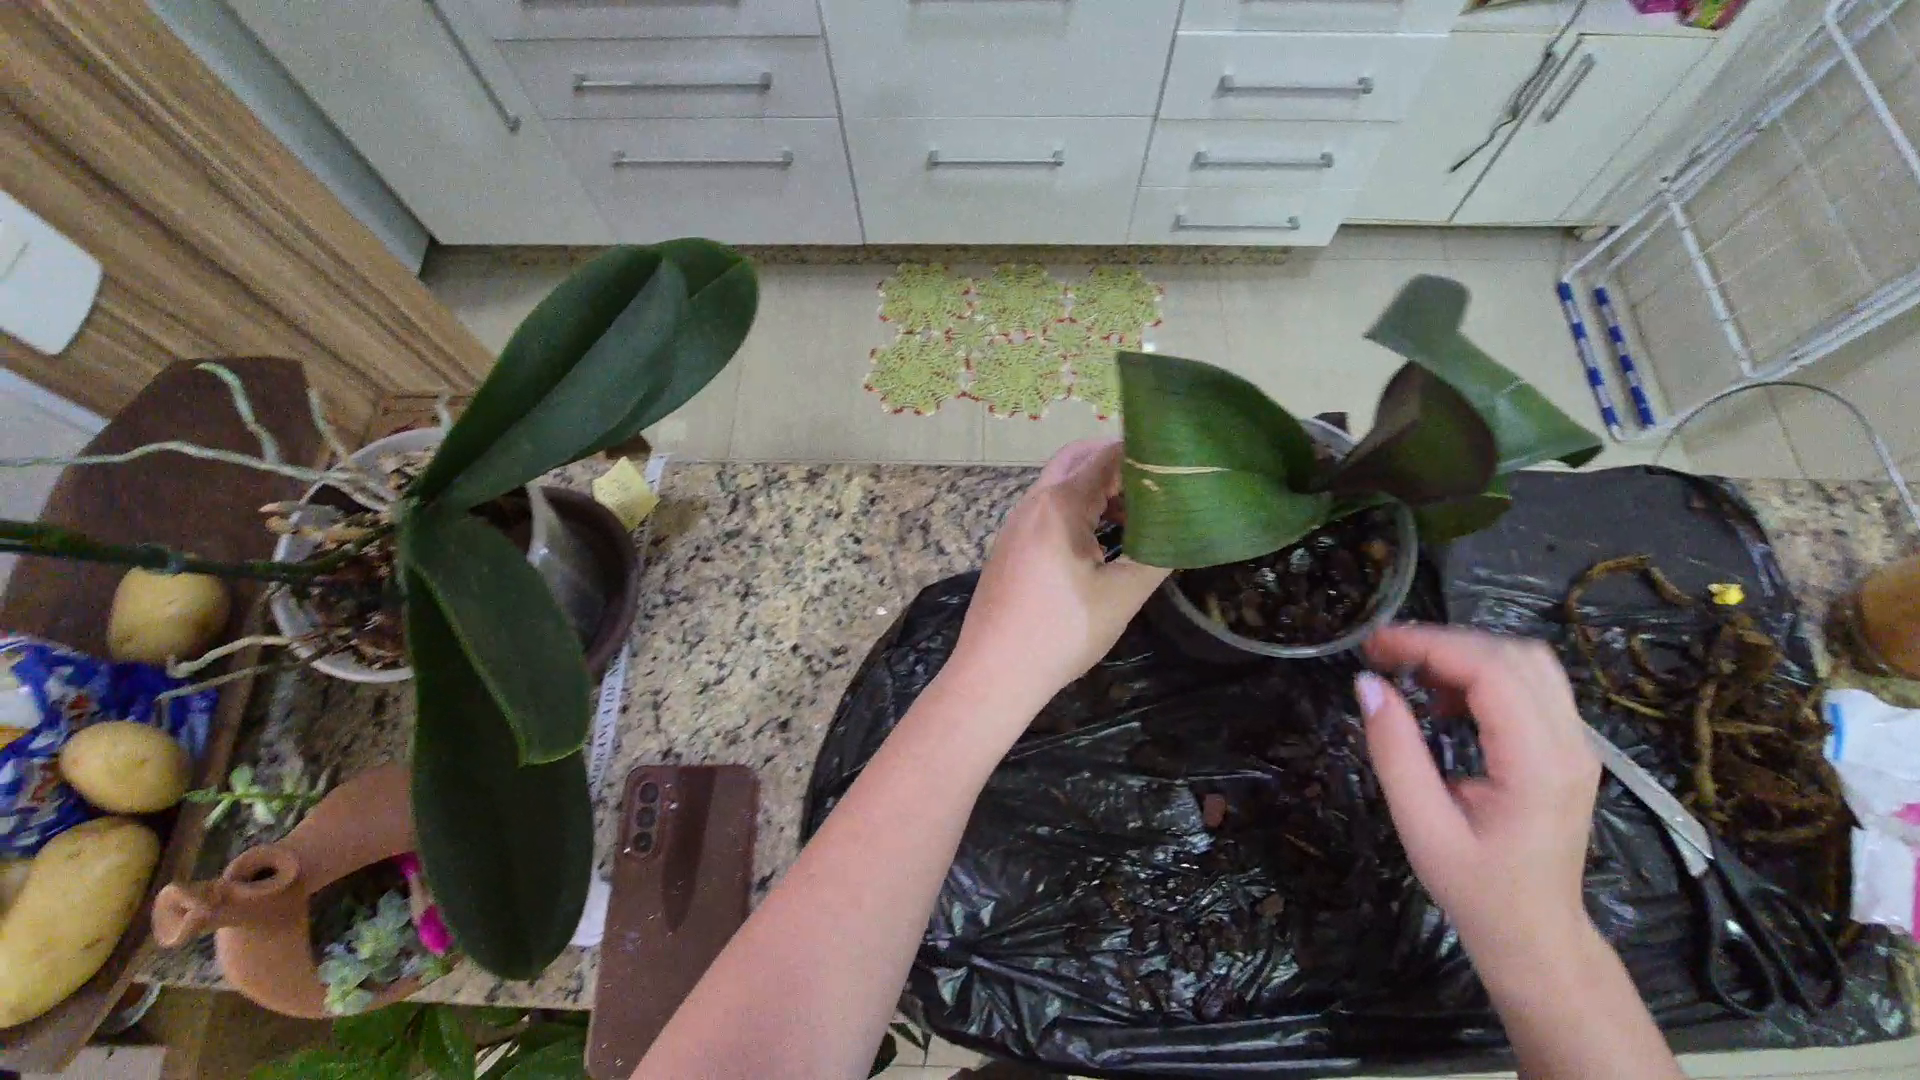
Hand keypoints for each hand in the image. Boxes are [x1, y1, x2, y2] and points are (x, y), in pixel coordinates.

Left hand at [949, 438, 1168, 711]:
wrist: (994, 673)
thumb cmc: (1060, 633)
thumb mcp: (1121, 596)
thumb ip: (1156, 556)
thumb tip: (1183, 532)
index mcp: (1059, 505)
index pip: (1107, 456)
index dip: (1145, 457)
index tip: (1179, 472)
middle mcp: (1033, 503)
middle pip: (1078, 459)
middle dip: (1117, 466)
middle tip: (1155, 490)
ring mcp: (1015, 524)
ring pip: (1060, 484)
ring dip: (1096, 489)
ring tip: (1134, 518)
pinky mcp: (1009, 546)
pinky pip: (1046, 509)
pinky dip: (1076, 510)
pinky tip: (1098, 543)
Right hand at [1356, 625, 1600, 957]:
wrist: (1536, 934)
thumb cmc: (1477, 889)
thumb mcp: (1422, 827)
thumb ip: (1395, 752)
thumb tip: (1366, 684)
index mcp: (1538, 764)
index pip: (1492, 672)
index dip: (1430, 645)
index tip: (1374, 645)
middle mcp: (1570, 743)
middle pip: (1514, 654)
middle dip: (1443, 641)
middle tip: (1383, 653)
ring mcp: (1576, 743)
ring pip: (1527, 661)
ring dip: (1464, 652)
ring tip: (1410, 670)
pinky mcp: (1566, 746)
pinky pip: (1530, 683)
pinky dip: (1481, 672)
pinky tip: (1443, 697)